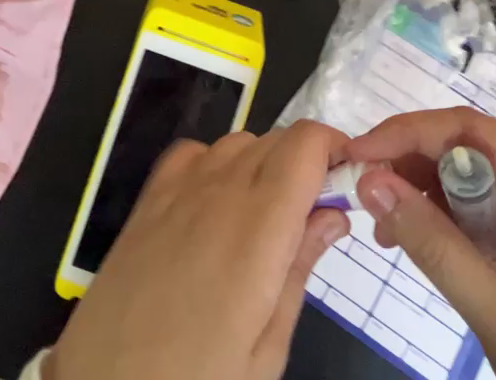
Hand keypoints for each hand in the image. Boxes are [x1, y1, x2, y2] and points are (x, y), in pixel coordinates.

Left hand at [49, 122, 351, 379]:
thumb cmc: (198, 377)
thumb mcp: (267, 346)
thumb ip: (299, 267)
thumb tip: (332, 214)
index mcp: (258, 227)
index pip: (304, 144)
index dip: (334, 150)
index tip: (347, 183)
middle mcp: (217, 190)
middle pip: (275, 139)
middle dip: (305, 163)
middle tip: (314, 216)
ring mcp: (176, 190)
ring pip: (237, 142)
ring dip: (263, 163)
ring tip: (268, 219)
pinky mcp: (148, 200)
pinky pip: (193, 153)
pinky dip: (217, 163)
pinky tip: (218, 205)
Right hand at [346, 109, 495, 379]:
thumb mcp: (494, 312)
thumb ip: (431, 244)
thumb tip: (368, 181)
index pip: (470, 133)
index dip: (406, 133)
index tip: (355, 157)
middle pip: (468, 149)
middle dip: (410, 166)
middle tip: (362, 201)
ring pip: (471, 174)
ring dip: (423, 194)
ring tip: (387, 233)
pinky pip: (485, 202)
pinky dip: (446, 216)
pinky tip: (420, 242)